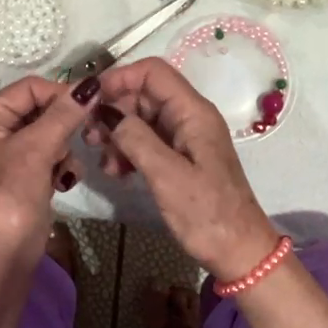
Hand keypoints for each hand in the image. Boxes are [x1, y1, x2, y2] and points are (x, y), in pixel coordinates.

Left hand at [0, 75, 95, 261]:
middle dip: (64, 124)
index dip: (58, 92)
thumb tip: (91, 84)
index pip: (29, 88)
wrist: (0, 256)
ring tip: (63, 169)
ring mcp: (14, 157)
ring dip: (65, 148)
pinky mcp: (29, 177)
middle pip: (42, 109)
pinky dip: (62, 166)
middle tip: (84, 137)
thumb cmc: (10, 196)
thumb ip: (63, 115)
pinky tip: (64, 182)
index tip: (89, 105)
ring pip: (52, 134)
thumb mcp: (36, 150)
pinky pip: (53, 157)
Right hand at [87, 58, 280, 279]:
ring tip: (102, 159)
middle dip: (113, 109)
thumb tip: (107, 113)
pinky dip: (126, 151)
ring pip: (140, 119)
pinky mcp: (178, 159)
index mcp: (193, 112)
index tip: (90, 100)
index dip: (119, 78)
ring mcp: (184, 138)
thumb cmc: (207, 214)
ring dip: (116, 133)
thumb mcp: (167, 175)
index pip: (152, 72)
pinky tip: (115, 171)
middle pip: (143, 94)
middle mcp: (189, 118)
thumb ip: (135, 138)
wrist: (238, 254)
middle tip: (89, 136)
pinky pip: (145, 141)